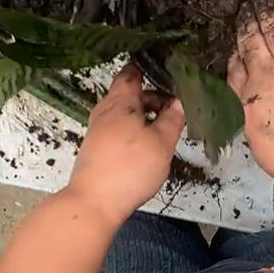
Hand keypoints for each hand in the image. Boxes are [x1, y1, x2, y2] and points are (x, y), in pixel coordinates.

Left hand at [65, 63, 186, 221]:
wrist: (94, 201)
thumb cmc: (130, 168)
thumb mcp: (161, 143)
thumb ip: (172, 120)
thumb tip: (179, 102)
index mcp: (120, 102)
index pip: (131, 74)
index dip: (148, 71)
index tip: (166, 75)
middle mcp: (104, 111)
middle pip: (127, 94)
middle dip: (150, 98)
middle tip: (172, 108)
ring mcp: (96, 130)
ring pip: (122, 113)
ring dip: (142, 116)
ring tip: (162, 129)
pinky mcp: (95, 148)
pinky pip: (116, 129)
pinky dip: (132, 130)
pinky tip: (144, 146)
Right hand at [226, 0, 273, 194]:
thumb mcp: (257, 143)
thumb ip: (247, 116)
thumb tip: (245, 101)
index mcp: (247, 99)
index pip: (234, 71)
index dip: (233, 57)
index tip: (233, 47)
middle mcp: (266, 75)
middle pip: (251, 45)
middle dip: (244, 25)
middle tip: (241, 6)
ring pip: (272, 30)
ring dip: (263, 11)